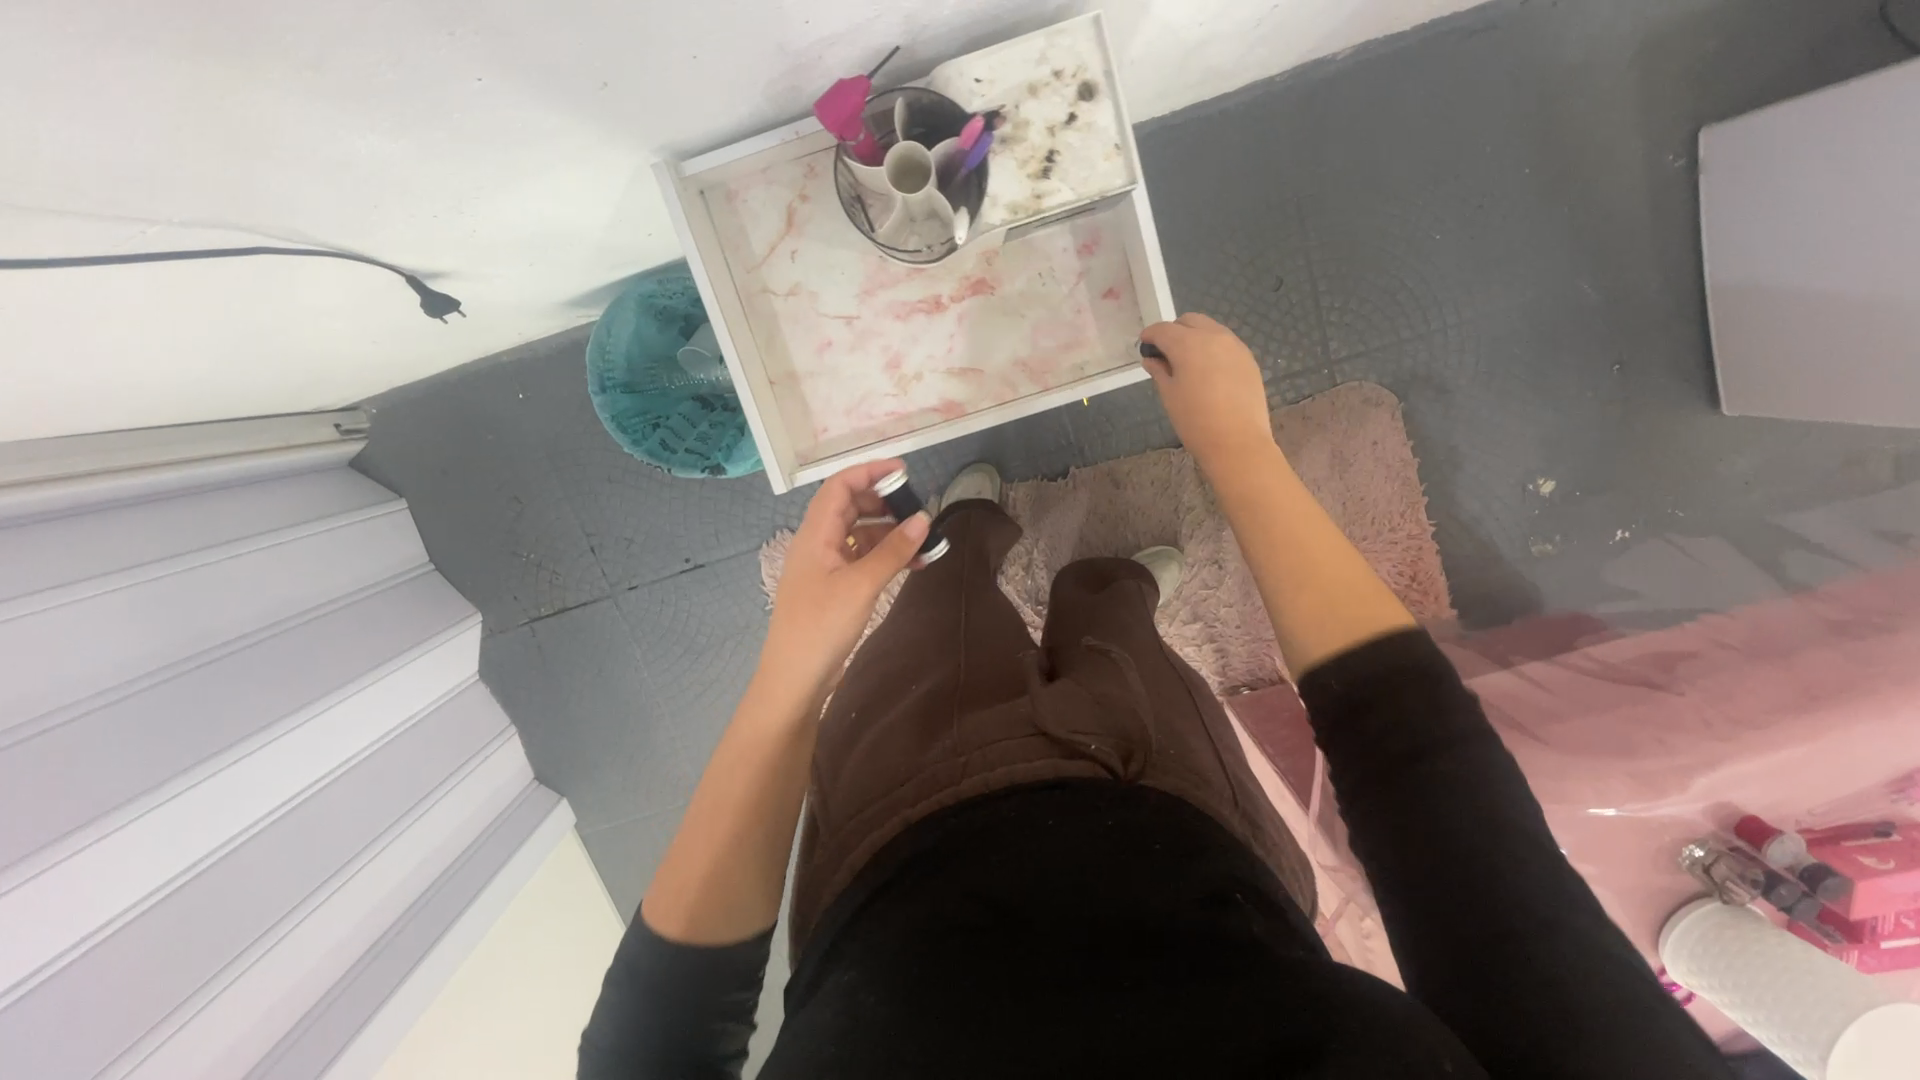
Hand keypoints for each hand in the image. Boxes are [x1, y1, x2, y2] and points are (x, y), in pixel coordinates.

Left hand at [762, 459, 928, 701]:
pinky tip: (912, 565)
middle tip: (919, 510)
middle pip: (850, 508)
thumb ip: (893, 550)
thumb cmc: (821, 626)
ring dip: (890, 534)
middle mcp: (817, 544)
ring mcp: (824, 568)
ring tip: (925, 542)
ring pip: (859, 535)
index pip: (839, 486)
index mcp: (814, 534)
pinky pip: (861, 560)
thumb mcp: (861, 585)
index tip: (905, 472)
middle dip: (885, 504)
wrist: (794, 679)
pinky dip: (885, 557)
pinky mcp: (833, 589)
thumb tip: (924, 518)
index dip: (869, 472)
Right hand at [1140, 313, 1275, 472]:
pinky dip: (1212, 348)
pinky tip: (1209, 372)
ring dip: (1195, 337)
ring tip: (1188, 363)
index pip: (1163, 329)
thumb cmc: (1195, 421)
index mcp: (1188, 344)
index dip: (1150, 336)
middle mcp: (1213, 336)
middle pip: (1189, 321)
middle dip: (1174, 331)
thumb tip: (1152, 359)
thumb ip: (1160, 371)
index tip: (1144, 346)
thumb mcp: (1169, 396)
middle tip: (1166, 354)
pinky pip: (1226, 343)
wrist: (1238, 442)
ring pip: (1210, 329)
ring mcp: (1235, 346)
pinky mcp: (1248, 359)